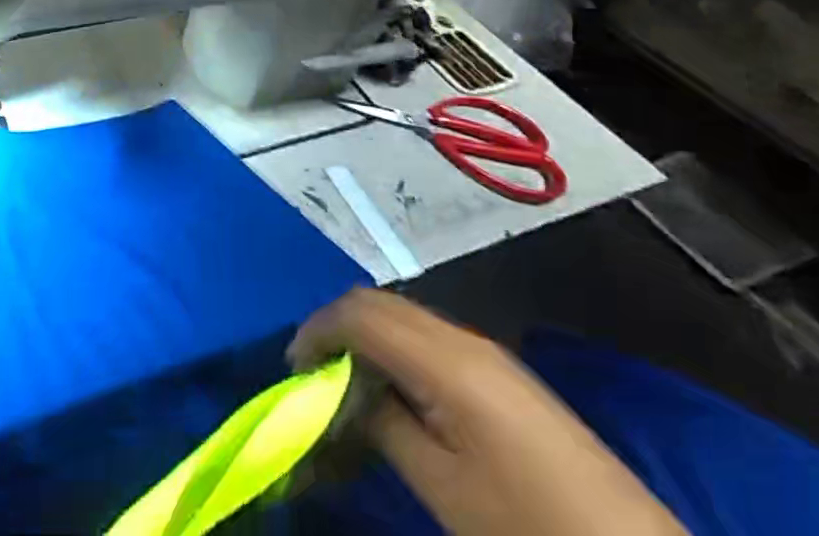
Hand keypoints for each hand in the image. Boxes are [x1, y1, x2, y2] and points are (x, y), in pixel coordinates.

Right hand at [289, 289, 683, 535]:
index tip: (293, 369)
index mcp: (447, 359)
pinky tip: (389, 397)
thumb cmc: (526, 523)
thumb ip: (386, 425)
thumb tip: (344, 393)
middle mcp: (464, 339)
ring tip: (341, 390)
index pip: (363, 312)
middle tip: (310, 377)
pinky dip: (393, 356)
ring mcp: (485, 353)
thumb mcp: (443, 484)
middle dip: (337, 330)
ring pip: (403, 320)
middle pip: (382, 305)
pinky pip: (427, 343)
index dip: (319, 329)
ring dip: (365, 342)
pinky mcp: (498, 374)